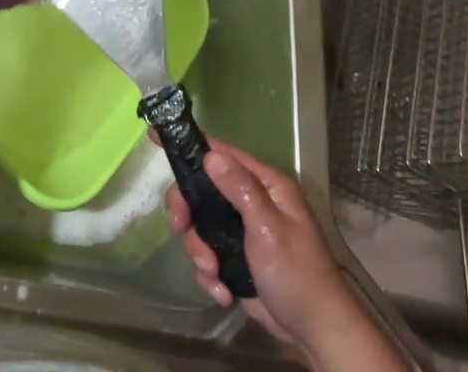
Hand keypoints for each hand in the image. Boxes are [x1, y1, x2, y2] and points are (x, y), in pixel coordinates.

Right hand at [165, 139, 344, 356]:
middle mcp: (252, 201)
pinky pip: (207, 254)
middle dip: (189, 214)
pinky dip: (209, 274)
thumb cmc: (297, 273)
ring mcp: (242, 230)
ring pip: (200, 225)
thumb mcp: (268, 228)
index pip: (223, 154)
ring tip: (214, 273)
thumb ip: (240, 189)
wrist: (313, 330)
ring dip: (200, 251)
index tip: (154, 136)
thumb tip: (211, 155)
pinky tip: (223, 290)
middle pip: (202, 191)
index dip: (191, 146)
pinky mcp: (235, 258)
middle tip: (181, 229)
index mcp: (266, 186)